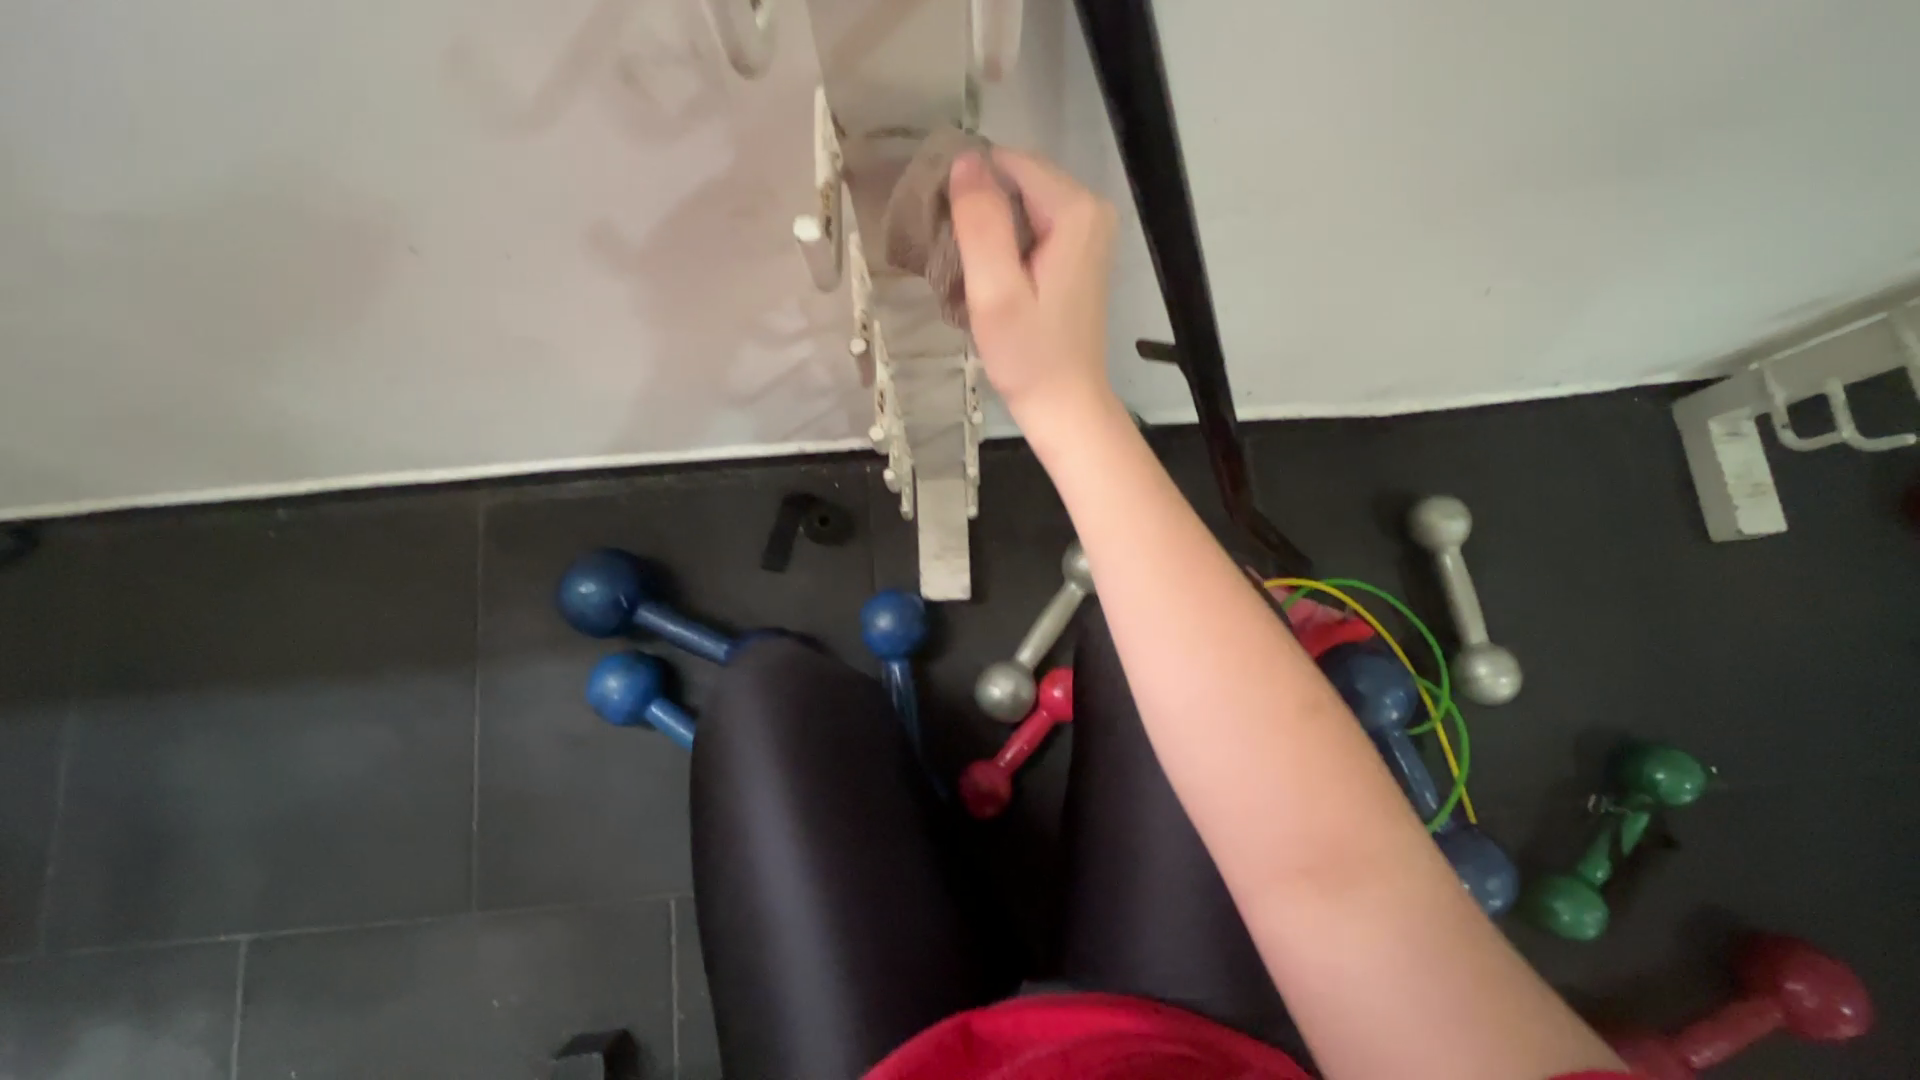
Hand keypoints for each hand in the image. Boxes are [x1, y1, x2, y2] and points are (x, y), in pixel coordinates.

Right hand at [949, 148, 1118, 418]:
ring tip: (964, 267)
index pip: (1007, 162)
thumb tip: (964, 159)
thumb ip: (981, 222)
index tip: (940, 227)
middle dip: (978, 207)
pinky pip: (1033, 225)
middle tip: (948, 253)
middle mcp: (1091, 208)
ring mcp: (1089, 230)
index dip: (967, 186)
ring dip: (988, 227)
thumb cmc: (1028, 356)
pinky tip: (988, 276)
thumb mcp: (995, 291)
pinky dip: (1006, 242)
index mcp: (1075, 210)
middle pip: (1017, 179)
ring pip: (1021, 202)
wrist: (1064, 404)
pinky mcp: (1080, 251)